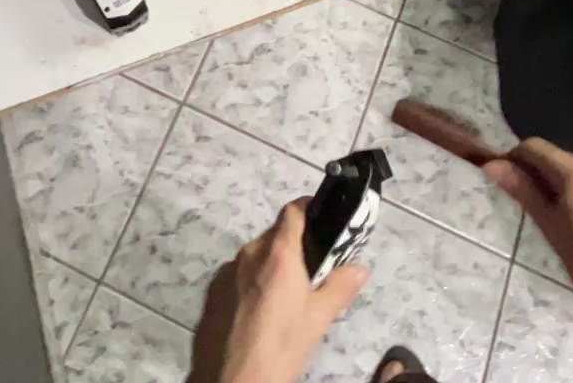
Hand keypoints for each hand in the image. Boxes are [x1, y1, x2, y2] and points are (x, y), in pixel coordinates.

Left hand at [189, 198, 369, 382]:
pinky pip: (236, 275)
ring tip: (283, 298)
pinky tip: (257, 313)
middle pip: (275, 235)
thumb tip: (360, 268)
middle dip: (292, 247)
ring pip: (255, 256)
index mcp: (278, 253)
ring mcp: (226, 270)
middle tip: (309, 273)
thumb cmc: (280, 346)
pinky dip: (249, 284)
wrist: (231, 381)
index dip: (308, 208)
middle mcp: (250, 252)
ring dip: (270, 266)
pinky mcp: (212, 290)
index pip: (293, 210)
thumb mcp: (317, 320)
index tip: (321, 217)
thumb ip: (340, 288)